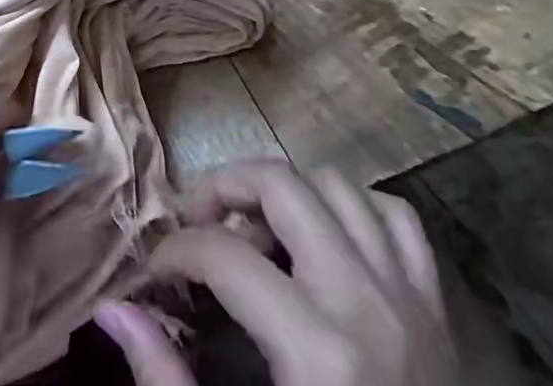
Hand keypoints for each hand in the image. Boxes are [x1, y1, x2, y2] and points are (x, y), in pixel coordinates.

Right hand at [95, 161, 458, 385]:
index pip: (221, 252)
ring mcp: (411, 299)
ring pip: (339, 187)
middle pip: (281, 186)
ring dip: (287, 194)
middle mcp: (366, 302)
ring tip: (257, 232)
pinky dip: (353, 210)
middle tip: (196, 224)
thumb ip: (166, 380)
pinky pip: (395, 219)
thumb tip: (112, 311)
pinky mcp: (439, 309)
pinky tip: (324, 239)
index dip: (172, 251)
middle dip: (222, 189)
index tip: (155, 272)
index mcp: (317, 349)